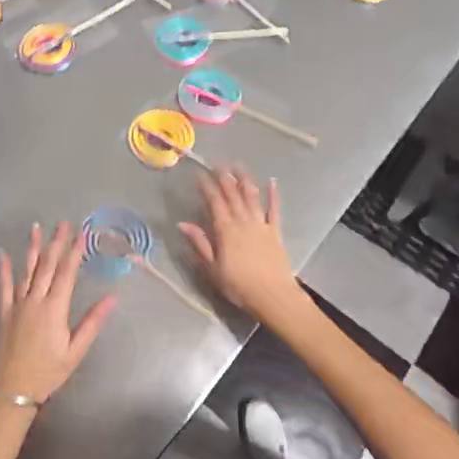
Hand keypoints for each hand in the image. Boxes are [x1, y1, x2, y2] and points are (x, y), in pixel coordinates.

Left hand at [0, 222, 116, 404]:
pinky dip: (4, 269)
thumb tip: (112, 297)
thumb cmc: (49, 372)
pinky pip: (4, 287)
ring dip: (33, 248)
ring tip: (36, 228)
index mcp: (55, 309)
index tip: (82, 234)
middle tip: (63, 223)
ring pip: (27, 271)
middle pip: (47, 266)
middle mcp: (35, 301)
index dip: (75, 252)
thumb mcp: (76, 350)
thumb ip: (92, 322)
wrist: (13, 389)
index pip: (67, 273)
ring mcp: (18, 305)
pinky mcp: (5, 313)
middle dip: (56, 243)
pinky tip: (2, 254)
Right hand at [178, 169, 304, 318]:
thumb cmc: (238, 286)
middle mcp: (243, 222)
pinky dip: (273, 195)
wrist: (272, 295)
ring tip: (238, 166)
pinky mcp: (275, 232)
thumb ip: (199, 244)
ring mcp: (261, 225)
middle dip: (224, 178)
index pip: (214, 203)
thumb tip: (182, 224)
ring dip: (244, 180)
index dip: (206, 187)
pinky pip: (274, 210)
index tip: (199, 174)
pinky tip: (272, 182)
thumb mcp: (212, 268)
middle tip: (218, 163)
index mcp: (225, 230)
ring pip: (251, 197)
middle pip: (233, 196)